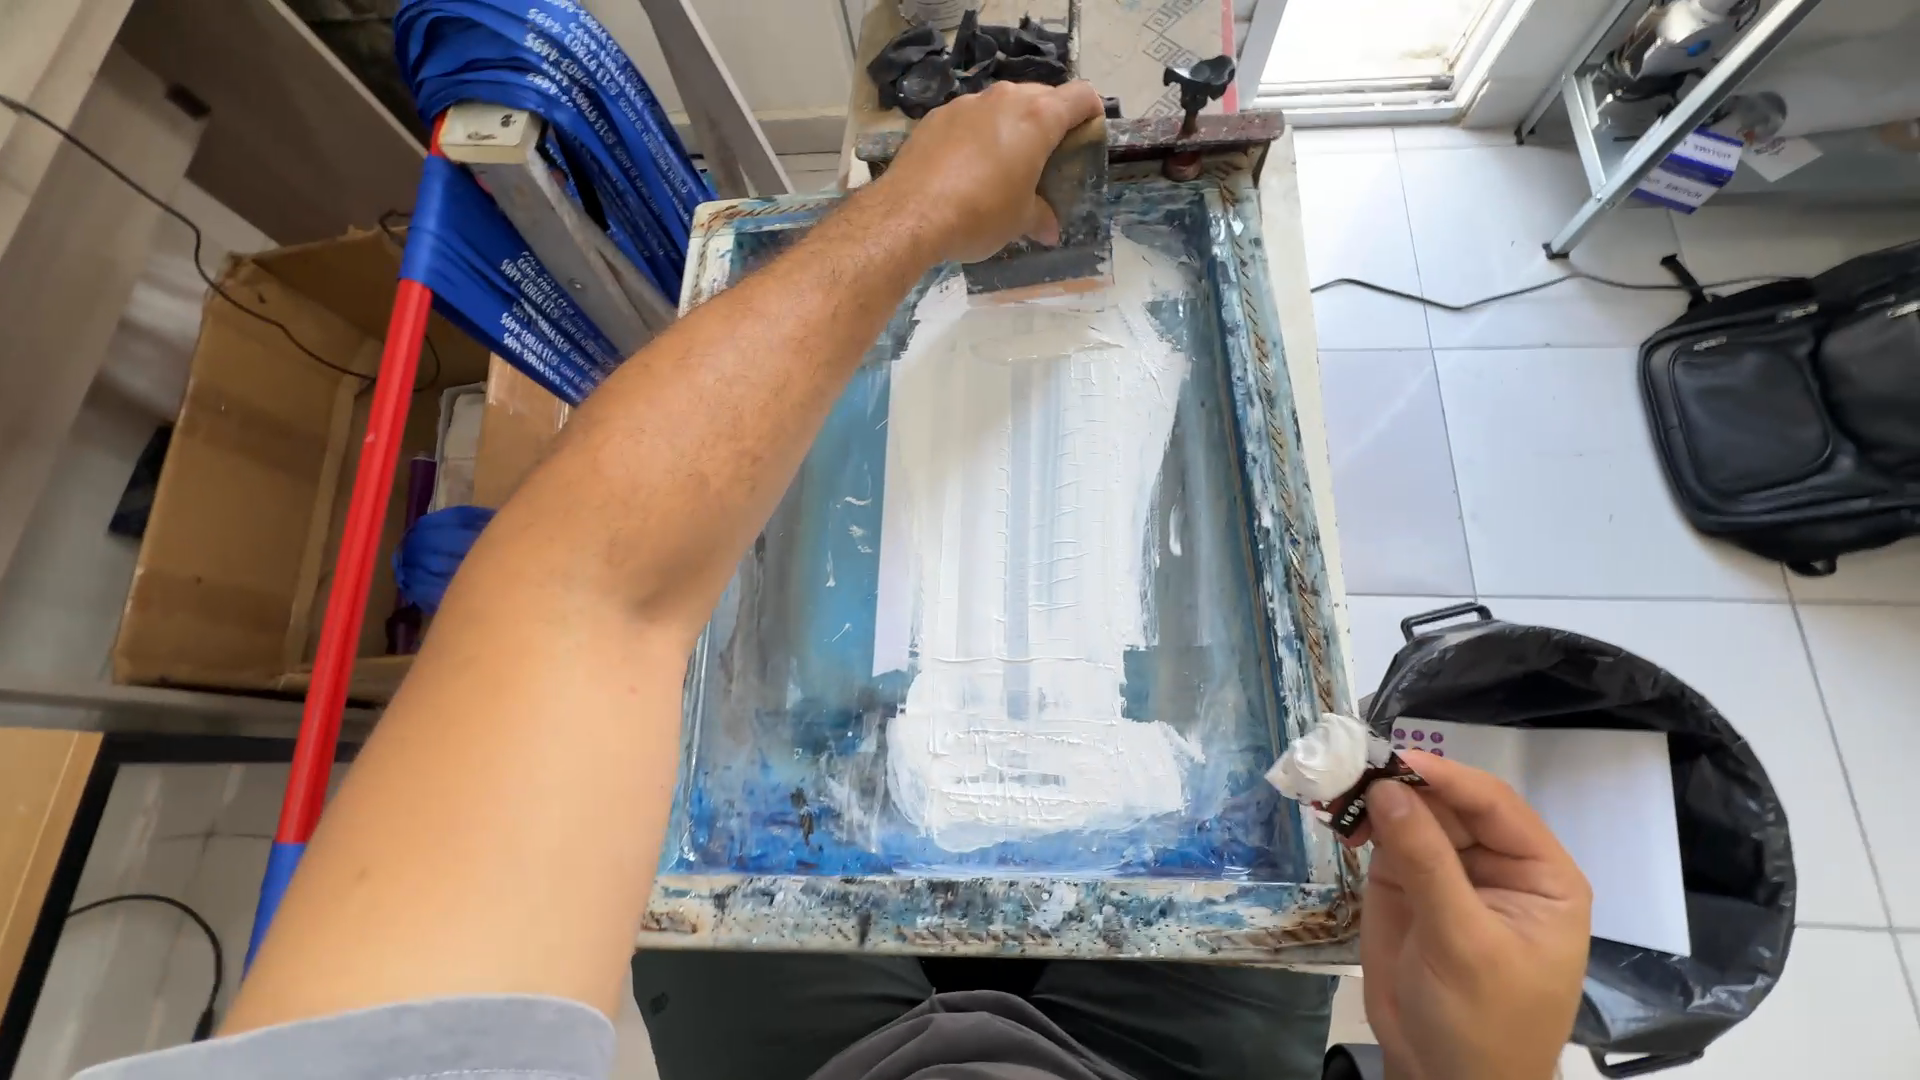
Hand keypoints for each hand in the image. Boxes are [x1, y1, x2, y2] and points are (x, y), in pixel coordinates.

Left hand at [873, 80, 1104, 263]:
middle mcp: (1003, 99)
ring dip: (1009, 131)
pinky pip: (968, 121)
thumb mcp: (1018, 222)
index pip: (1080, 97)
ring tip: (1002, 169)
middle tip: (1045, 161)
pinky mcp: (935, 118)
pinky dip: (976, 139)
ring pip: (1000, 108)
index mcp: (1037, 118)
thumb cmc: (979, 215)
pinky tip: (965, 172)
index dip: (1090, 114)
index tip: (1087, 136)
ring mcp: (965, 104)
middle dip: (1048, 125)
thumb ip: (1040, 218)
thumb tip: (1049, 231)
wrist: (910, 215)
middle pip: (1040, 98)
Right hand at [1348, 751, 1591, 1079]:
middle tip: (1344, 772)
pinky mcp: (1403, 879)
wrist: (1444, 1076)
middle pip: (1444, 800)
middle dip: (1396, 782)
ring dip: (1369, 796)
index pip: (1494, 804)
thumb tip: (1385, 787)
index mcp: (1537, 873)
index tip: (1392, 759)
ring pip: (1407, 810)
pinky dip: (1356, 820)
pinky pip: (1381, 834)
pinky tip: (1336, 820)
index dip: (1446, 776)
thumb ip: (1426, 861)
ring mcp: (1444, 868)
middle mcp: (1492, 860)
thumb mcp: (1461, 941)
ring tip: (1330, 794)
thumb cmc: (1482, 1020)